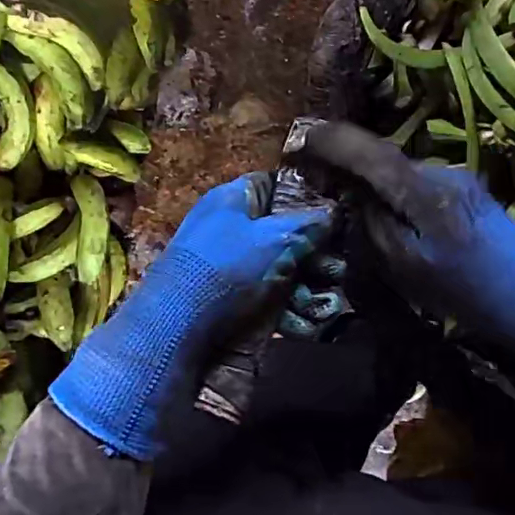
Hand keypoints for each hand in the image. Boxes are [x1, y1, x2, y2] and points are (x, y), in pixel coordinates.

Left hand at [48, 174, 328, 458]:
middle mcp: (231, 229)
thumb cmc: (227, 267)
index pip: (272, 186)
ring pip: (282, 269)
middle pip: (284, 232)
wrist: (177, 328)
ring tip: (328, 304)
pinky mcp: (234, 302)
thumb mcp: (274, 239)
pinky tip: (307, 325)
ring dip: (309, 287)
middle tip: (338, 271)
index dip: (304, 197)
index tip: (334, 215)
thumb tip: (335, 209)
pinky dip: (290, 311)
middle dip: (316, 253)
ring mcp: (232, 268)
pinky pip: (270, 299)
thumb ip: (309, 224)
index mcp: (233, 201)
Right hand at [303, 122, 514, 391]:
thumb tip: (357, 197)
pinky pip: (416, 183)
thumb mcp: (409, 268)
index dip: (333, 142)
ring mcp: (457, 178)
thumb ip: (376, 225)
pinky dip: (394, 191)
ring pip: (399, 172)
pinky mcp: (465, 190)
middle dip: (347, 161)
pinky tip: (387, 213)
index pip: (370, 154)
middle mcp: (441, 173)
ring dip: (372, 178)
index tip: (301, 139)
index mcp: (425, 193)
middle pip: (382, 159)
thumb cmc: (471, 294)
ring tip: (347, 197)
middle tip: (315, 173)